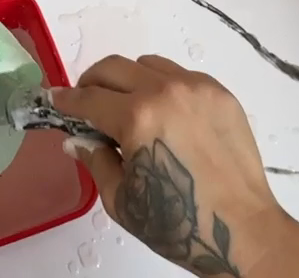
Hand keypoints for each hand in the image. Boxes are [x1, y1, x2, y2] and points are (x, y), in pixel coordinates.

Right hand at [54, 55, 298, 277]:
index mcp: (137, 117)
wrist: (244, 233)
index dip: (66, 100)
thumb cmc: (179, 224)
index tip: (54, 99)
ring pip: (146, 64)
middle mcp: (164, 90)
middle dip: (92, 82)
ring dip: (129, 80)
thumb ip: (95, 159)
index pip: (88, 98)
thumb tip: (76, 137)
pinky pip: (179, 74)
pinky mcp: (218, 92)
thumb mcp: (122, 200)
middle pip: (112, 67)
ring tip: (129, 107)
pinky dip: (163, 86)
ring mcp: (194, 87)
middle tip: (86, 102)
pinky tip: (166, 115)